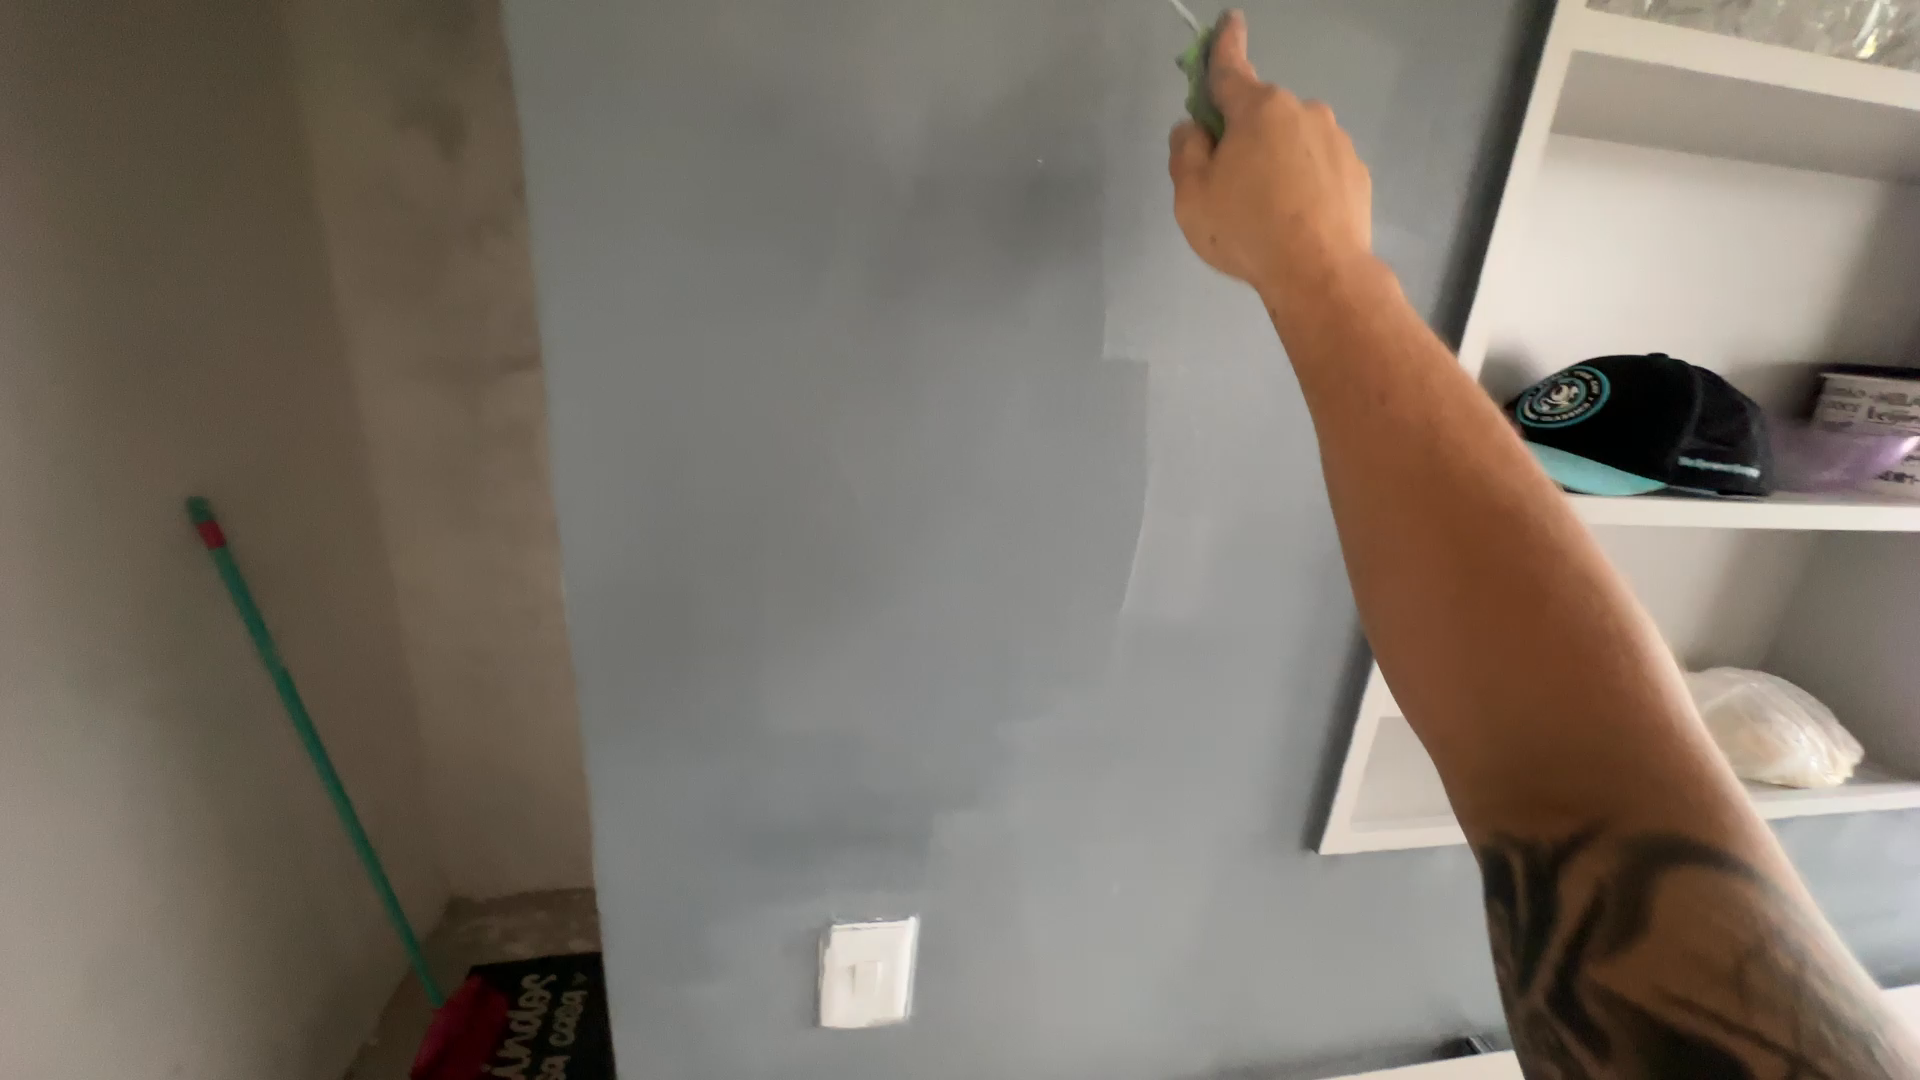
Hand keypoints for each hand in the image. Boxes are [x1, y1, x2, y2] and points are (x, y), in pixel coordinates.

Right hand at [1168, 12, 1373, 312]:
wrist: (1317, 271)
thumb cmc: (1245, 230)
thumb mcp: (1191, 197)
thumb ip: (1185, 154)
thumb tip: (1192, 128)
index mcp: (1257, 110)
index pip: (1231, 70)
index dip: (1223, 47)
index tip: (1227, 23)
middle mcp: (1302, 111)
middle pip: (1260, 116)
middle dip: (1241, 138)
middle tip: (1226, 188)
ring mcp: (1334, 139)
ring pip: (1291, 144)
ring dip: (1273, 165)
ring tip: (1263, 217)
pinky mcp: (1354, 172)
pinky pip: (1316, 171)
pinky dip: (1300, 187)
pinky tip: (1292, 223)